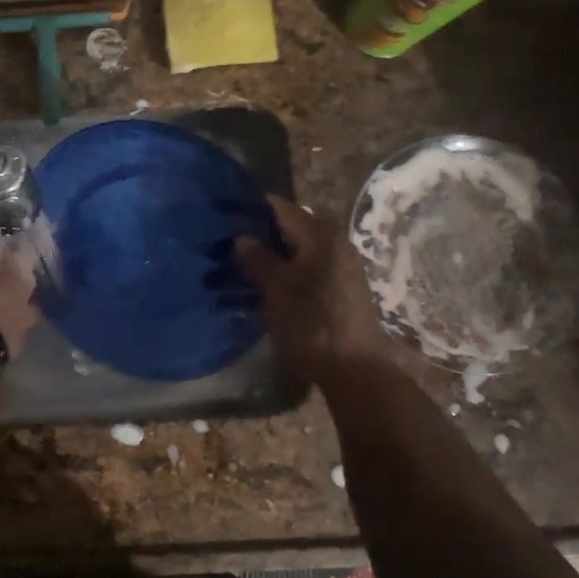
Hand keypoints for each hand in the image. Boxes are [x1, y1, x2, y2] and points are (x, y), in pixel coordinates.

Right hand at [235, 196, 389, 383]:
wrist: (353, 370)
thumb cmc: (312, 324)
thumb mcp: (277, 290)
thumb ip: (259, 260)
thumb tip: (242, 238)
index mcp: (322, 237)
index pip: (282, 208)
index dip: (253, 208)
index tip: (224, 212)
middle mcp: (336, 244)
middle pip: (292, 227)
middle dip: (260, 232)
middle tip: (227, 241)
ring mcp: (341, 267)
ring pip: (299, 249)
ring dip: (272, 253)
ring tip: (241, 263)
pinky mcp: (340, 289)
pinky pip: (307, 267)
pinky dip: (286, 269)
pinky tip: (265, 283)